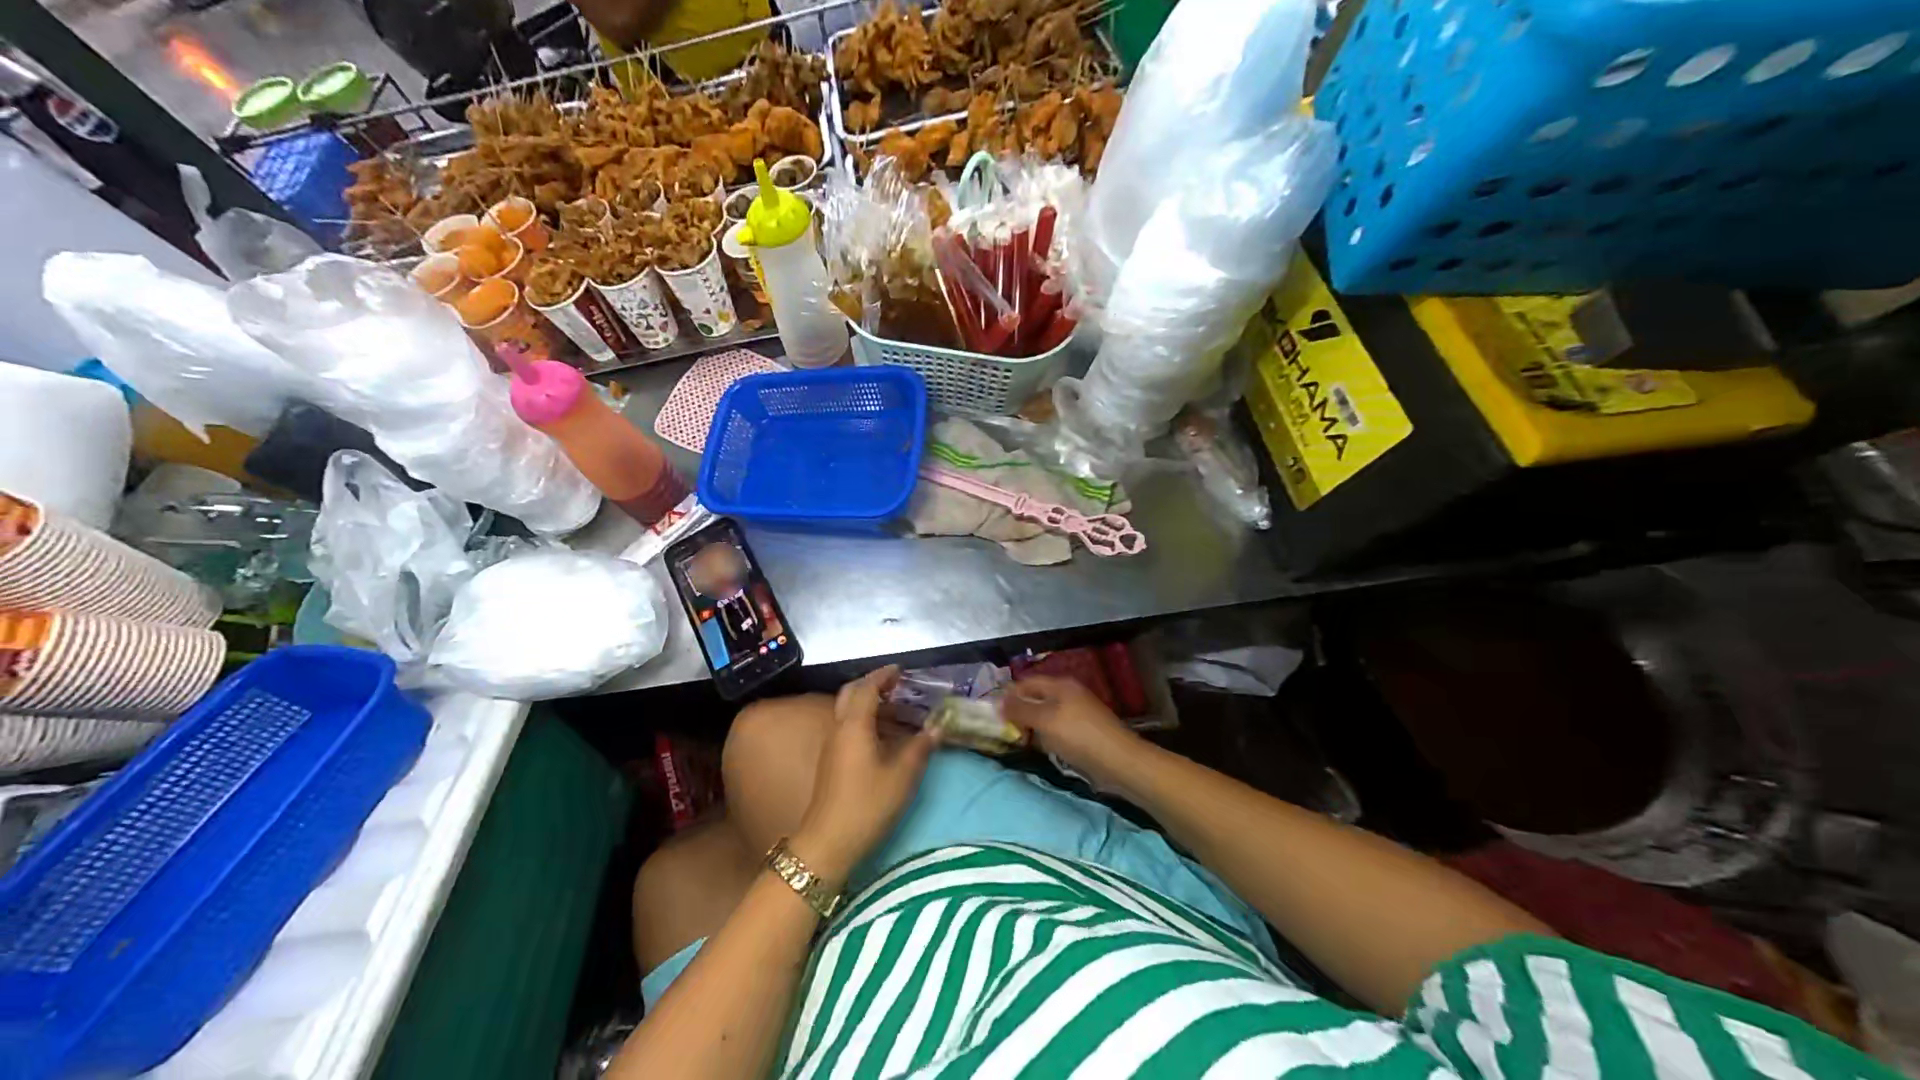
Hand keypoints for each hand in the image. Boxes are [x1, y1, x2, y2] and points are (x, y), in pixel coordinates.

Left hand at [792, 667, 937, 885]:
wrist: (829, 842)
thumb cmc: (868, 804)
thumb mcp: (902, 775)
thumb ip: (921, 747)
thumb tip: (938, 726)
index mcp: (854, 725)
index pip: (867, 688)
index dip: (883, 676)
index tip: (901, 670)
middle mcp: (839, 729)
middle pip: (851, 695)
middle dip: (873, 686)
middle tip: (898, 686)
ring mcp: (832, 746)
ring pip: (848, 713)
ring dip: (871, 705)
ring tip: (899, 711)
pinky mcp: (832, 762)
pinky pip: (848, 729)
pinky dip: (867, 722)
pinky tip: (886, 737)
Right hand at [1003, 676, 1145, 791]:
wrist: (1118, 761)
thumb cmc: (1078, 735)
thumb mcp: (1044, 720)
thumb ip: (1020, 709)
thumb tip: (998, 701)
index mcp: (1060, 685)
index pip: (1026, 683)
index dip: (1009, 695)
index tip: (993, 714)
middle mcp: (1068, 695)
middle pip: (1035, 699)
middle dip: (1019, 713)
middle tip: (1004, 731)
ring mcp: (1077, 714)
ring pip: (1045, 716)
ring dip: (1032, 728)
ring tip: (1019, 741)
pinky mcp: (1082, 733)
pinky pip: (1056, 730)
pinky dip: (1046, 738)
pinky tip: (1041, 750)